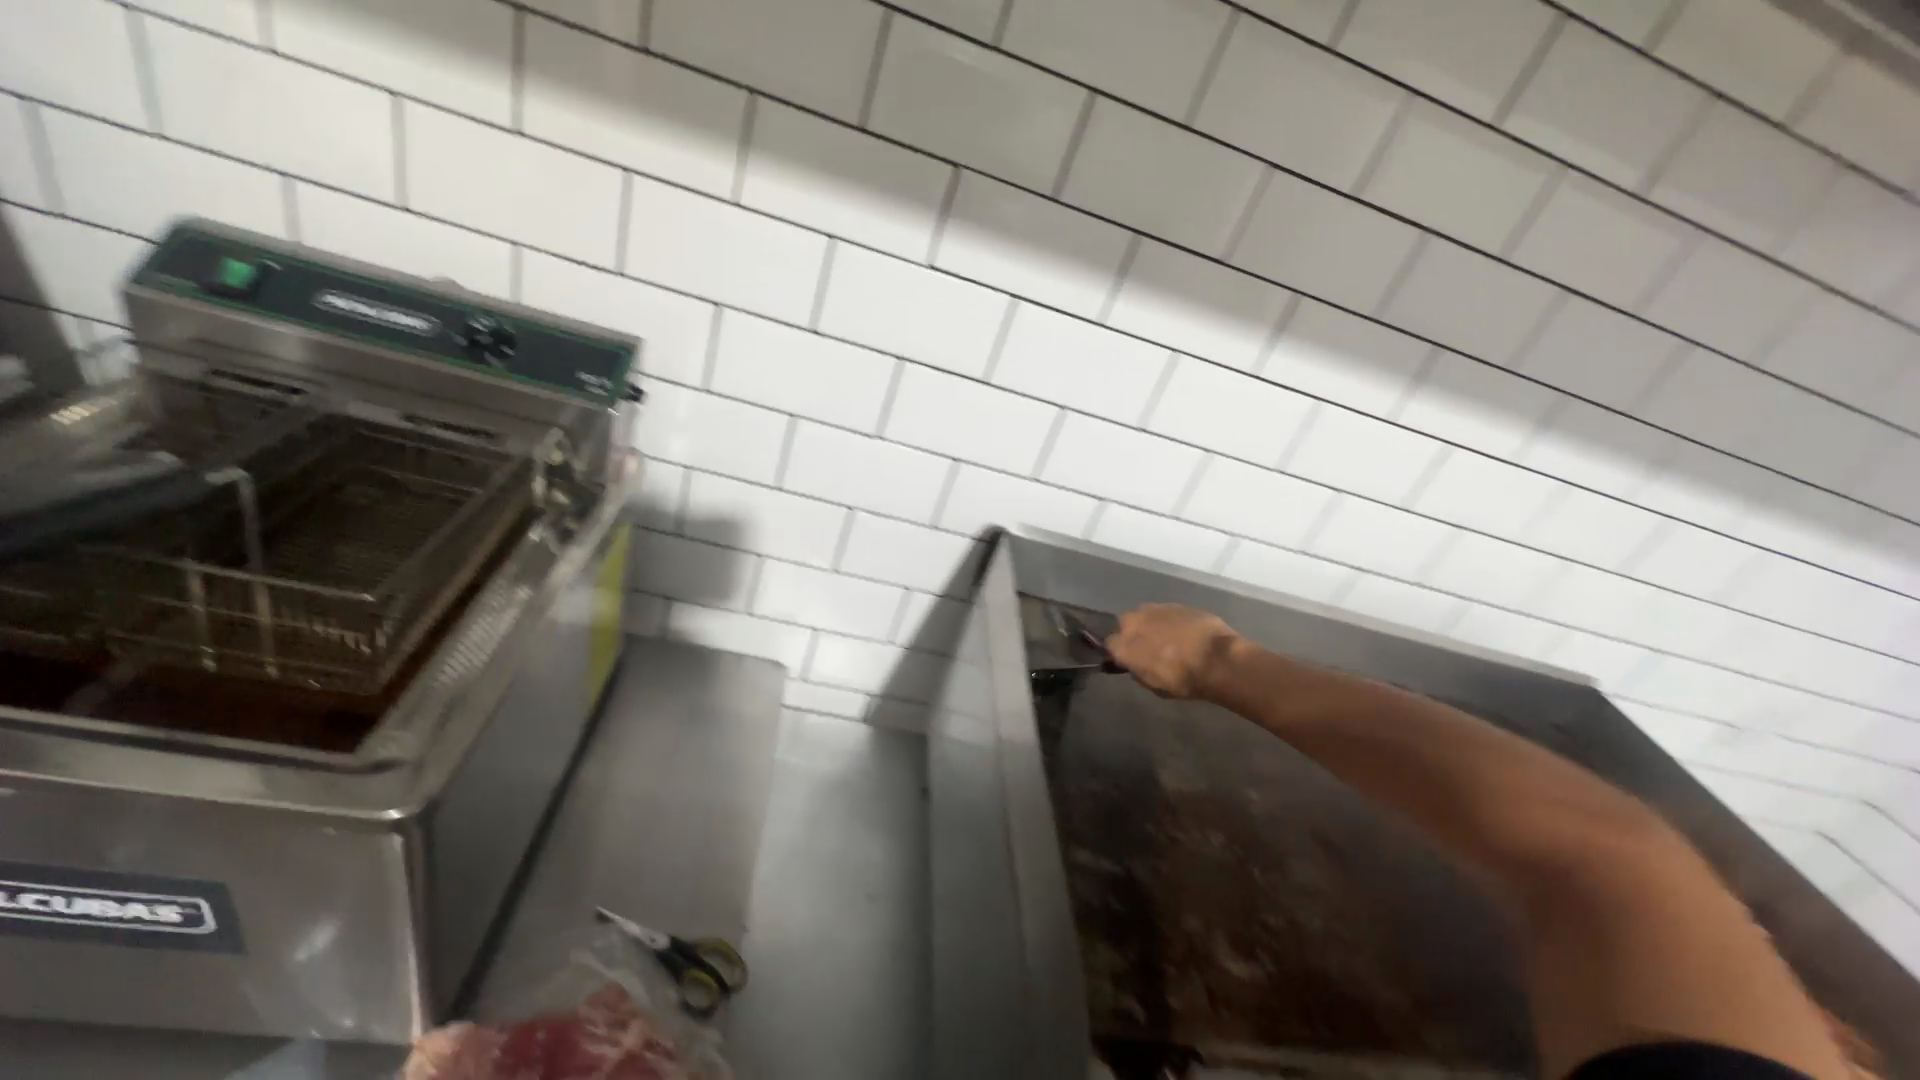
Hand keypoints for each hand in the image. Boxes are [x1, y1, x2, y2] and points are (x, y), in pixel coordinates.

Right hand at [1104, 603, 1241, 699]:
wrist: (1217, 659)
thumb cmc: (1183, 680)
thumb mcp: (1154, 686)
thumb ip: (1139, 671)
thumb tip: (1137, 665)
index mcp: (1123, 645)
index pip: (1110, 645)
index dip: (1120, 653)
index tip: (1129, 660)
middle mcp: (1133, 622)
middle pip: (1126, 625)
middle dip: (1134, 634)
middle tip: (1150, 648)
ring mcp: (1155, 609)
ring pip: (1147, 616)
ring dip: (1153, 625)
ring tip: (1169, 639)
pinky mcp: (1176, 604)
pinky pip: (1167, 613)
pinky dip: (1172, 622)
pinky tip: (1185, 633)